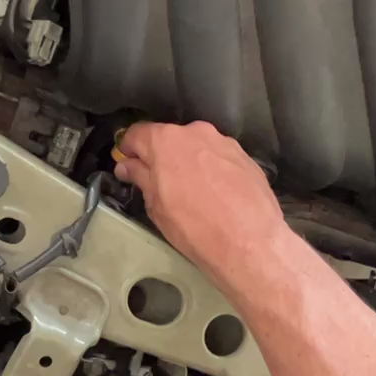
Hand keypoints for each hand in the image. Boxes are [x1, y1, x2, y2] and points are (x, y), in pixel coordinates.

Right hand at [114, 121, 289, 285]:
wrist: (249, 242)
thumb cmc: (194, 226)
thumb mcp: (156, 205)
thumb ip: (140, 178)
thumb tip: (128, 166)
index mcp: (166, 141)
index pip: (136, 134)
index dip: (127, 150)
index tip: (127, 165)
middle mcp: (195, 133)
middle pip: (168, 138)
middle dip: (160, 156)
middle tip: (158, 183)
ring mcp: (223, 142)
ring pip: (196, 147)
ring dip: (187, 162)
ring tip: (190, 191)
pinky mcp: (245, 157)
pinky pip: (218, 157)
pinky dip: (211, 169)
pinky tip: (214, 194)